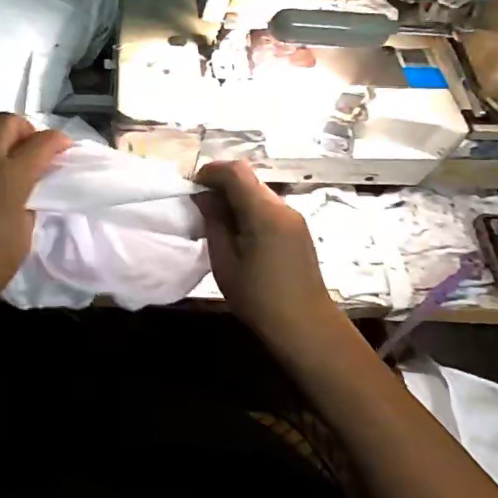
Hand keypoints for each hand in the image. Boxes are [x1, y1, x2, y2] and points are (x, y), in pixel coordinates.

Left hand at [0, 113, 70, 332]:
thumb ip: (28, 203)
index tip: (67, 148)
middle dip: (27, 129)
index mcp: (9, 176)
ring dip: (4, 140)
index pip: (40, 142)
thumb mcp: (22, 235)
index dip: (58, 140)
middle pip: (6, 122)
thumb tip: (26, 192)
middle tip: (38, 150)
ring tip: (17, 164)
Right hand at [194, 161, 341, 338]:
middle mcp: (283, 207)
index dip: (210, 172)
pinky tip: (238, 232)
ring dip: (235, 197)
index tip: (191, 186)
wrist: (306, 325)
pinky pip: (269, 207)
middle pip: (248, 179)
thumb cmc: (260, 299)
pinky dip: (249, 209)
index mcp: (264, 212)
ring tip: (216, 221)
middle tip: (199, 205)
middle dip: (221, 184)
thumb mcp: (225, 263)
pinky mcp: (298, 229)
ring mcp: (294, 217)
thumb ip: (214, 223)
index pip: (235, 171)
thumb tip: (203, 198)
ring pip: (259, 192)